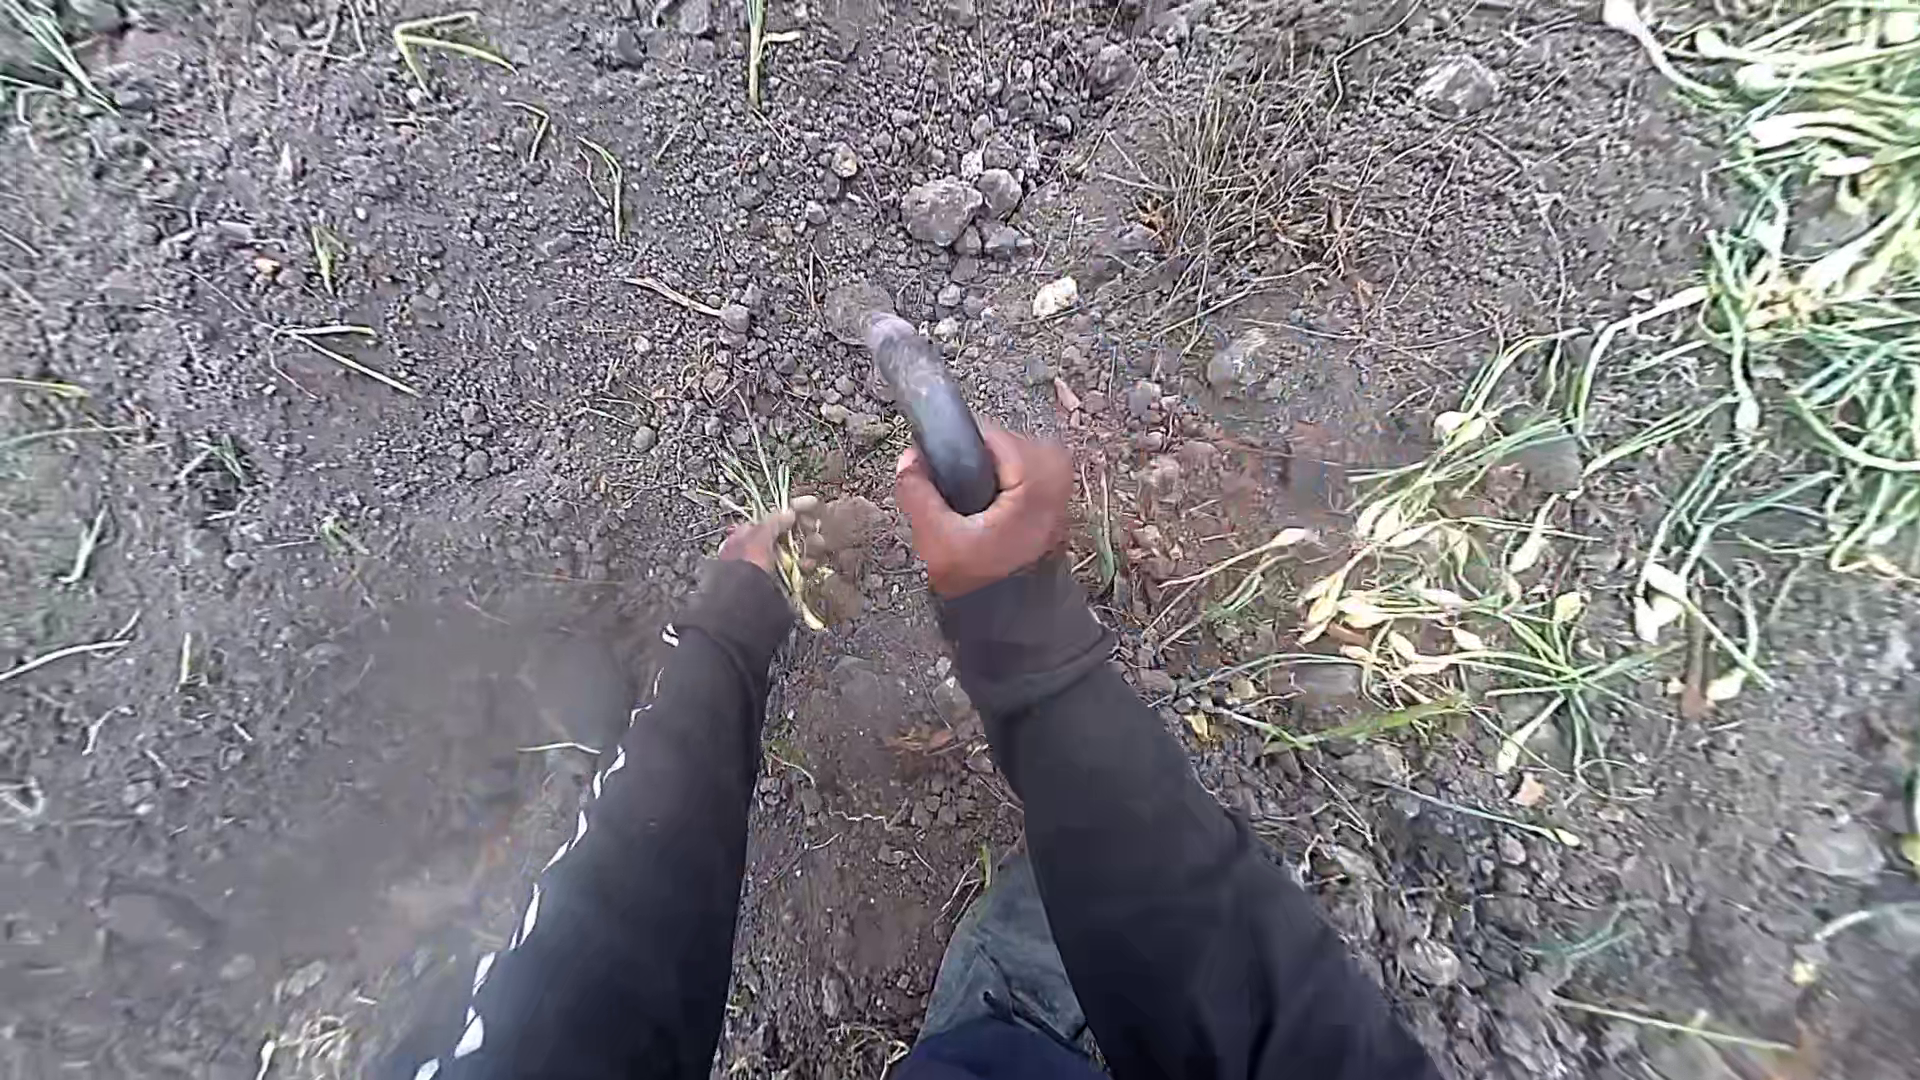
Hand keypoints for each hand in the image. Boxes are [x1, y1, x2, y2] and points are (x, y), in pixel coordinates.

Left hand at [717, 496, 818, 576]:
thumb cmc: (746, 566)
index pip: (773, 516)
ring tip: (818, 545)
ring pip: (796, 549)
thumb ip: (774, 522)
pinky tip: (809, 565)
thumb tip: (789, 511)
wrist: (746, 601)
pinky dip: (806, 564)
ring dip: (809, 546)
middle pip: (788, 532)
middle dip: (804, 528)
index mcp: (746, 534)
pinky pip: (799, 567)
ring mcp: (771, 566)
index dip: (793, 510)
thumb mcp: (758, 537)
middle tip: (816, 528)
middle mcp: (757, 549)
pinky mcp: (783, 581)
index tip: (812, 504)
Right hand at [894, 424, 1071, 597]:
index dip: (955, 454)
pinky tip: (987, 511)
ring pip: (1004, 454)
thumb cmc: (985, 582)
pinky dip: (998, 483)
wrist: (1015, 614)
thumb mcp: (938, 539)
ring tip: (972, 511)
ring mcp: (1061, 481)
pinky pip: (1017, 468)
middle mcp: (1057, 471)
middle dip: (970, 466)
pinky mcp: (1057, 491)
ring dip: (983, 475)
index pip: (985, 435)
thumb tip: (909, 459)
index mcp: (1037, 476)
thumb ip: (917, 494)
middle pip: (995, 443)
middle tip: (958, 503)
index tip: (942, 480)